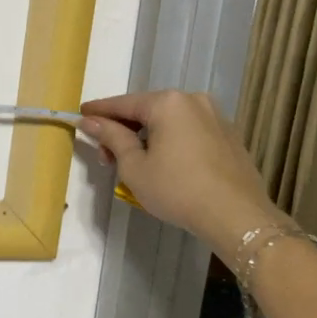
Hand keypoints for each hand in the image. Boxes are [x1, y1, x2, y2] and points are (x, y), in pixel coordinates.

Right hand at [80, 90, 286, 256]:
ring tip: (133, 164)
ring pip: (169, 121)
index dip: (98, 111)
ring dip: (146, 137)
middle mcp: (193, 101)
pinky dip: (170, 141)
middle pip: (147, 111)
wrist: (237, 216)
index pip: (122, 103)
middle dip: (123, 130)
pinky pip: (188, 131)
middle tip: (105, 156)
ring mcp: (215, 117)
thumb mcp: (134, 166)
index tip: (79, 115)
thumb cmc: (177, 190)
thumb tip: (89, 121)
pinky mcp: (229, 136)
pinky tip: (163, 164)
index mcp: (168, 103)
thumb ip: (111, 138)